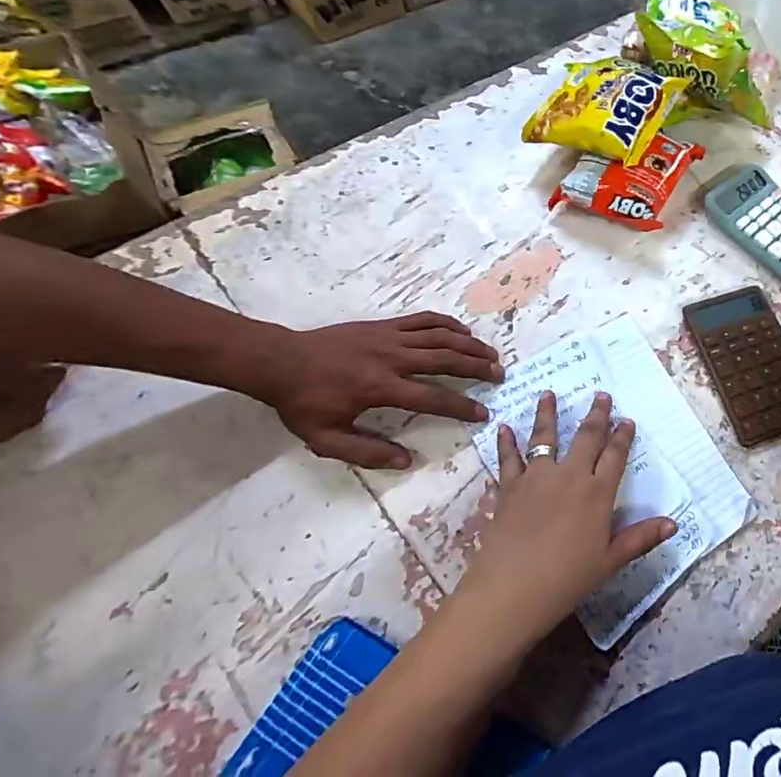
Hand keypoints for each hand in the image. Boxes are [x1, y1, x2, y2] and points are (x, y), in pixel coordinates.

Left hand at [249, 313, 502, 469]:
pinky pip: (424, 319)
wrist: (281, 361)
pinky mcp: (385, 324)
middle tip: (499, 375)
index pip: (433, 397)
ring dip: (469, 344)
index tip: (482, 413)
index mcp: (382, 387)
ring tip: (491, 353)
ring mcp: (391, 336)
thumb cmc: (304, 403)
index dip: (462, 406)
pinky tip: (462, 330)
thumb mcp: (327, 438)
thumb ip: (367, 452)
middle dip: (477, 367)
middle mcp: (393, 358)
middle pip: (447, 359)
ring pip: (441, 336)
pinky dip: (447, 323)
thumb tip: (405, 461)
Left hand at [455, 391, 675, 642]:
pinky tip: (504, 427)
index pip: (615, 456)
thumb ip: (640, 538)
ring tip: (548, 393)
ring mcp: (537, 478)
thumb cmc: (567, 579)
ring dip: (547, 413)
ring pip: (544, 437)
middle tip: (601, 395)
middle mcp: (569, 476)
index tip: (627, 419)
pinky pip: (508, 458)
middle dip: (596, 415)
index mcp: (597, 493)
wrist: (511, 590)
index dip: (622, 436)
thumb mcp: (609, 561)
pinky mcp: (509, 487)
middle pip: (586, 438)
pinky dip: (506, 442)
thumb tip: (673, 524)